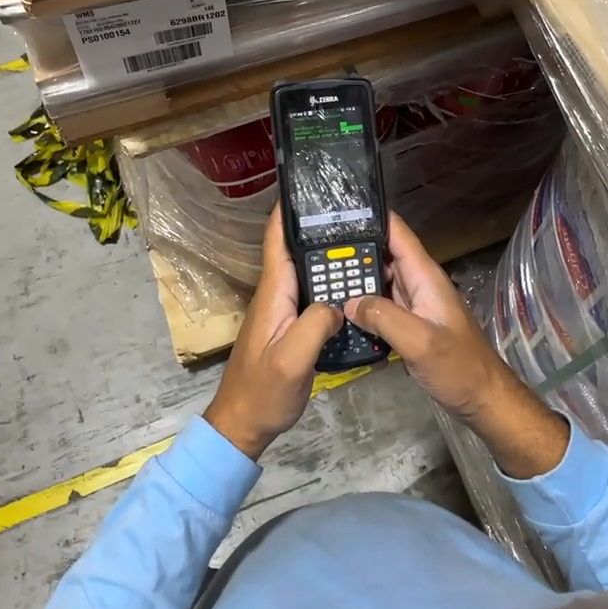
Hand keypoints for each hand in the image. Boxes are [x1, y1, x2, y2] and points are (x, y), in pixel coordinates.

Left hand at [202, 206, 343, 460]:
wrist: (244, 424)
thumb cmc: (263, 391)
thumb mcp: (291, 361)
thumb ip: (315, 326)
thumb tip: (337, 302)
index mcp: (274, 292)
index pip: (278, 239)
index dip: (289, 209)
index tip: (309, 184)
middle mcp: (277, 293)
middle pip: (296, 249)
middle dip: (318, 225)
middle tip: (355, 208)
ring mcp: (284, 310)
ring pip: (307, 271)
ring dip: (328, 254)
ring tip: (362, 237)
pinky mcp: (293, 326)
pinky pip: (314, 293)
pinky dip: (331, 281)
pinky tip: (353, 282)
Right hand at [343, 214, 568, 477]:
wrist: (482, 400)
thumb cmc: (458, 366)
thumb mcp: (419, 342)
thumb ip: (384, 317)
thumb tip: (349, 301)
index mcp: (425, 277)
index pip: (397, 233)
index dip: (371, 216)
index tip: (338, 207)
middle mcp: (419, 284)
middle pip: (383, 254)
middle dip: (353, 247)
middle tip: (312, 244)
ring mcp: (415, 305)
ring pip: (380, 280)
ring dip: (355, 276)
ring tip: (317, 271)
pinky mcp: (410, 324)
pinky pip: (382, 305)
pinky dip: (363, 303)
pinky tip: (339, 308)